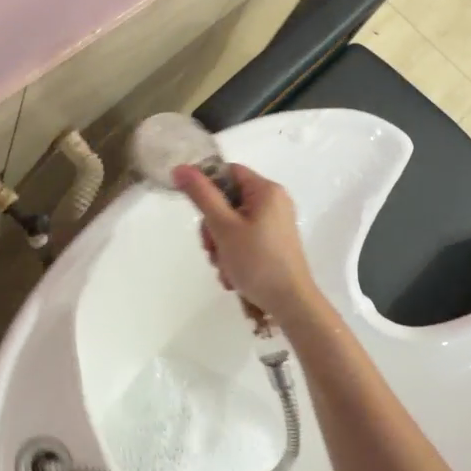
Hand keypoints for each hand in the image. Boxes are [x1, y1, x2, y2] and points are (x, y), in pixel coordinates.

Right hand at [172, 163, 321, 321]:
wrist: (291, 302)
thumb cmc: (257, 261)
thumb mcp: (224, 227)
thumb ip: (201, 195)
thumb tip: (180, 168)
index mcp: (266, 190)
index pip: (228, 172)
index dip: (207, 187)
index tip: (196, 212)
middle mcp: (273, 202)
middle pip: (228, 201)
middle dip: (213, 227)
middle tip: (211, 249)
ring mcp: (275, 224)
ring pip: (232, 224)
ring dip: (220, 246)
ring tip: (224, 268)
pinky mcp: (274, 243)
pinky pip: (244, 239)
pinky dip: (234, 255)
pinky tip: (233, 275)